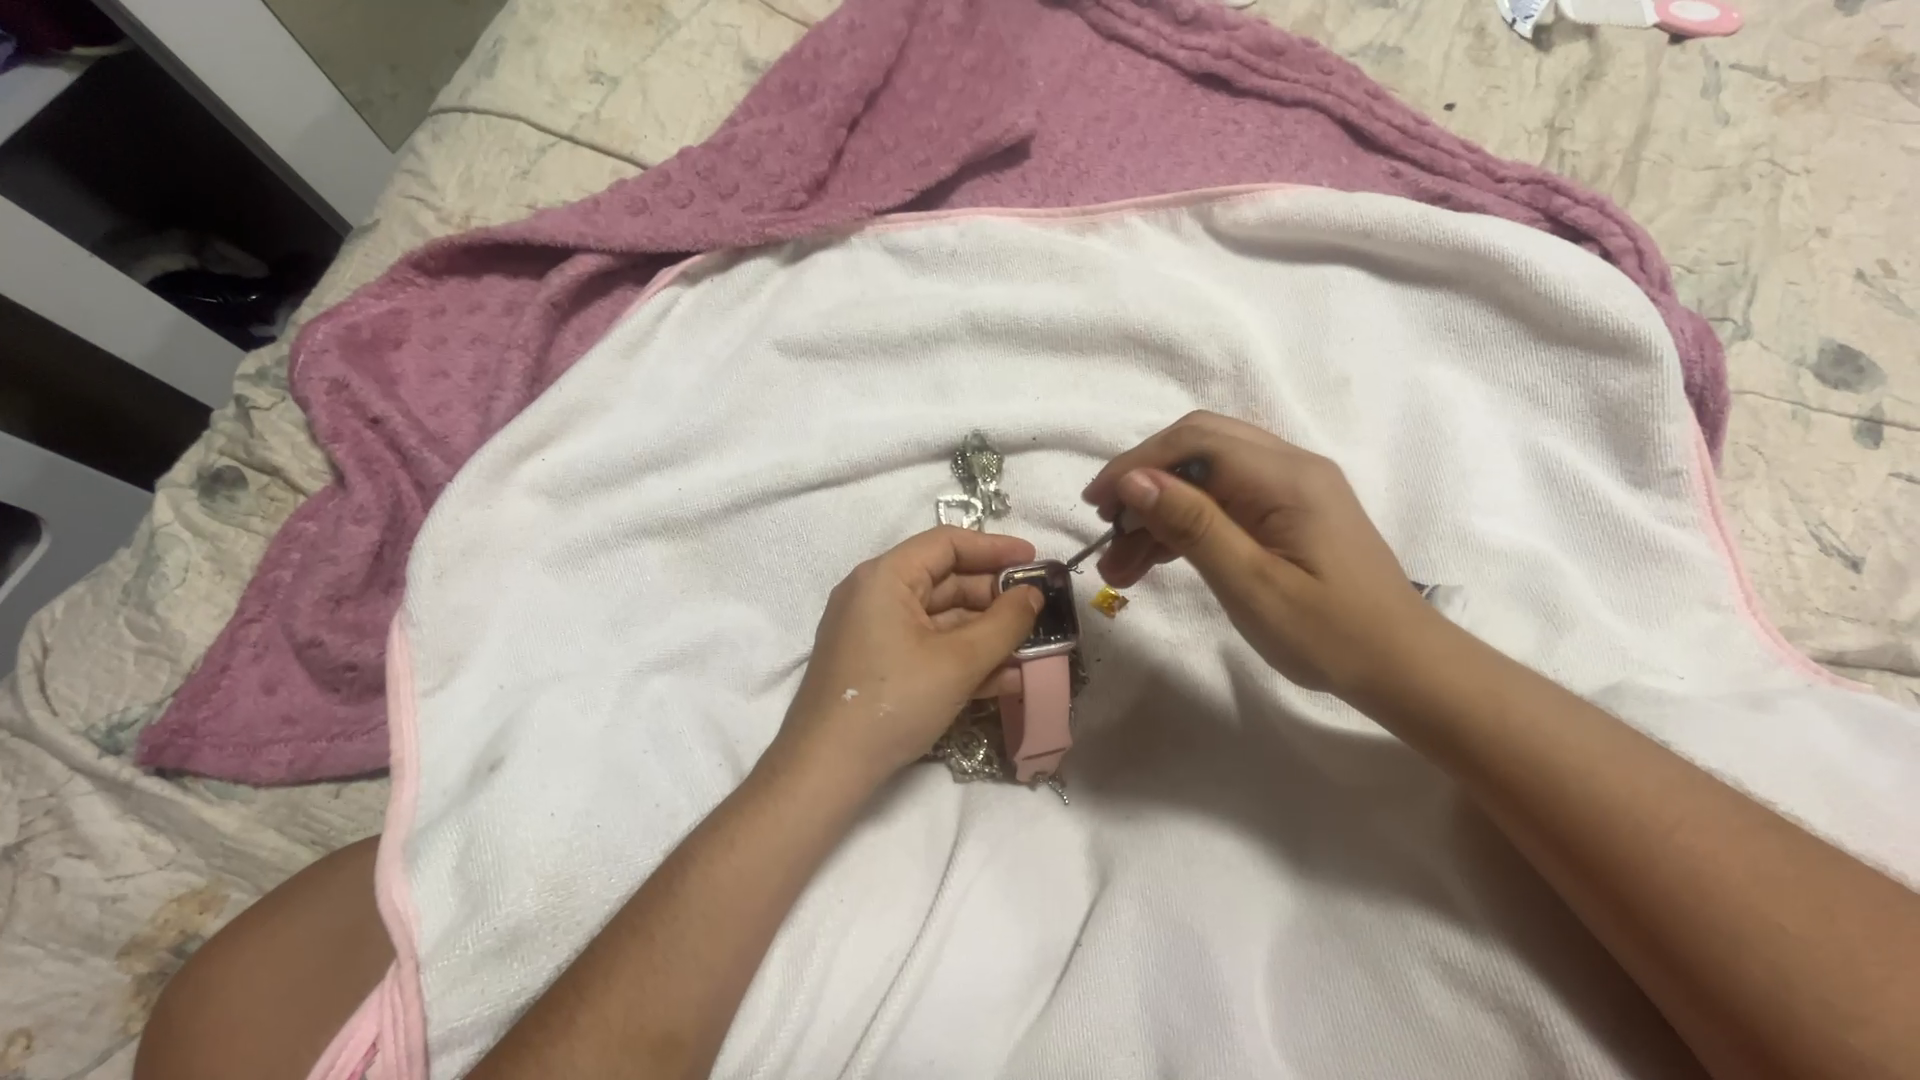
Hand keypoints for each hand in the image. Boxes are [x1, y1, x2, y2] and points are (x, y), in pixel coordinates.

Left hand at [774, 526, 1042, 787]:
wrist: (827, 769)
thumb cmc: (894, 702)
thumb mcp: (959, 662)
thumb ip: (1005, 623)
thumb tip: (1033, 595)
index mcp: (885, 578)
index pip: (947, 543)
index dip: (995, 549)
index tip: (1035, 562)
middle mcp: (875, 595)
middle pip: (946, 582)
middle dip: (996, 600)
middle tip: (1041, 614)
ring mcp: (874, 632)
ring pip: (941, 620)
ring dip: (987, 635)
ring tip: (1034, 651)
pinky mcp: (877, 666)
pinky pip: (928, 648)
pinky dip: (963, 658)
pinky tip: (1005, 679)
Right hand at [1081, 411, 1434, 698]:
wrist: (1402, 667)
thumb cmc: (1329, 633)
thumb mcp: (1250, 584)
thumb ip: (1193, 525)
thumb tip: (1134, 480)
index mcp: (1285, 478)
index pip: (1194, 442)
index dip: (1136, 465)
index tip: (1095, 506)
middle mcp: (1289, 468)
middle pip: (1198, 449)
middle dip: (1144, 484)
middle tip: (1106, 533)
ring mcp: (1292, 490)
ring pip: (1207, 478)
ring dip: (1160, 514)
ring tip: (1119, 568)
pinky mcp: (1289, 515)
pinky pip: (1225, 503)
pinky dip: (1186, 527)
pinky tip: (1154, 562)